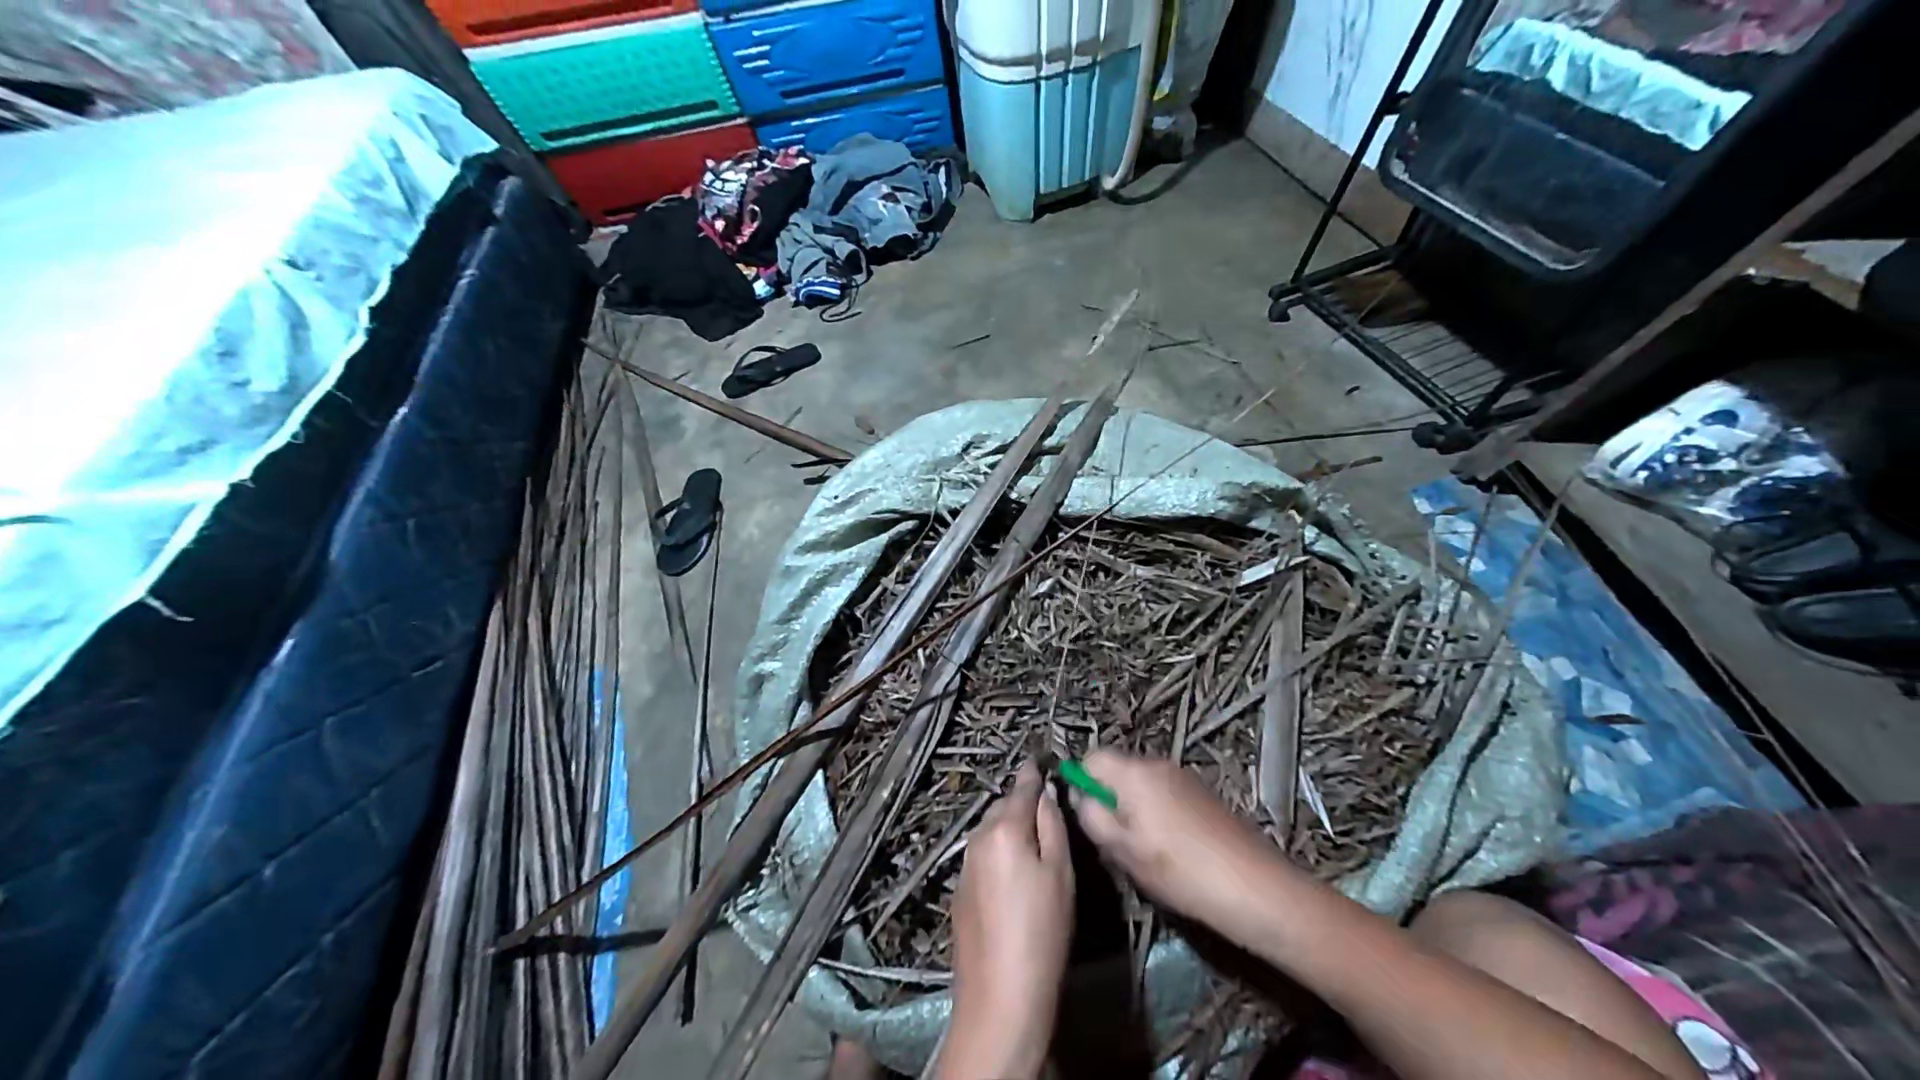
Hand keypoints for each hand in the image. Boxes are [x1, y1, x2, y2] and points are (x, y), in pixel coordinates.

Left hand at [941, 762, 1073, 1079]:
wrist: (1000, 995)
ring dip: (1010, 828)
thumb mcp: (1061, 873)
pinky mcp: (959, 890)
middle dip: (1022, 804)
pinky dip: (999, 853)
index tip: (1041, 760)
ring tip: (1035, 844)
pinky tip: (1014, 877)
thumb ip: (1052, 825)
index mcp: (1003, 828)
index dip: (1034, 774)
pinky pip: (983, 856)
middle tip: (1048, 811)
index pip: (1021, 787)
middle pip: (1003, 807)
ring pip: (991, 831)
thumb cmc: (1042, 930)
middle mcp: (976, 838)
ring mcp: (964, 865)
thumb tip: (1045, 793)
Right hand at [1069, 749, 1295, 935]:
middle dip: (1109, 799)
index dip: (1081, 782)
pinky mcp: (1204, 795)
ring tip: (1144, 852)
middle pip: (1117, 771)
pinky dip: (1158, 815)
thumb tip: (1079, 796)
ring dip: (1134, 810)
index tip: (1088, 817)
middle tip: (1115, 842)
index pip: (1091, 757)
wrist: (1256, 888)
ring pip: (1141, 786)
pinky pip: (1164, 796)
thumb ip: (1092, 817)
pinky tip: (1172, 852)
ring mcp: (1185, 778)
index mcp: (1135, 772)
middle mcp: (1159, 765)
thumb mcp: (1123, 850)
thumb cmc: (1180, 870)